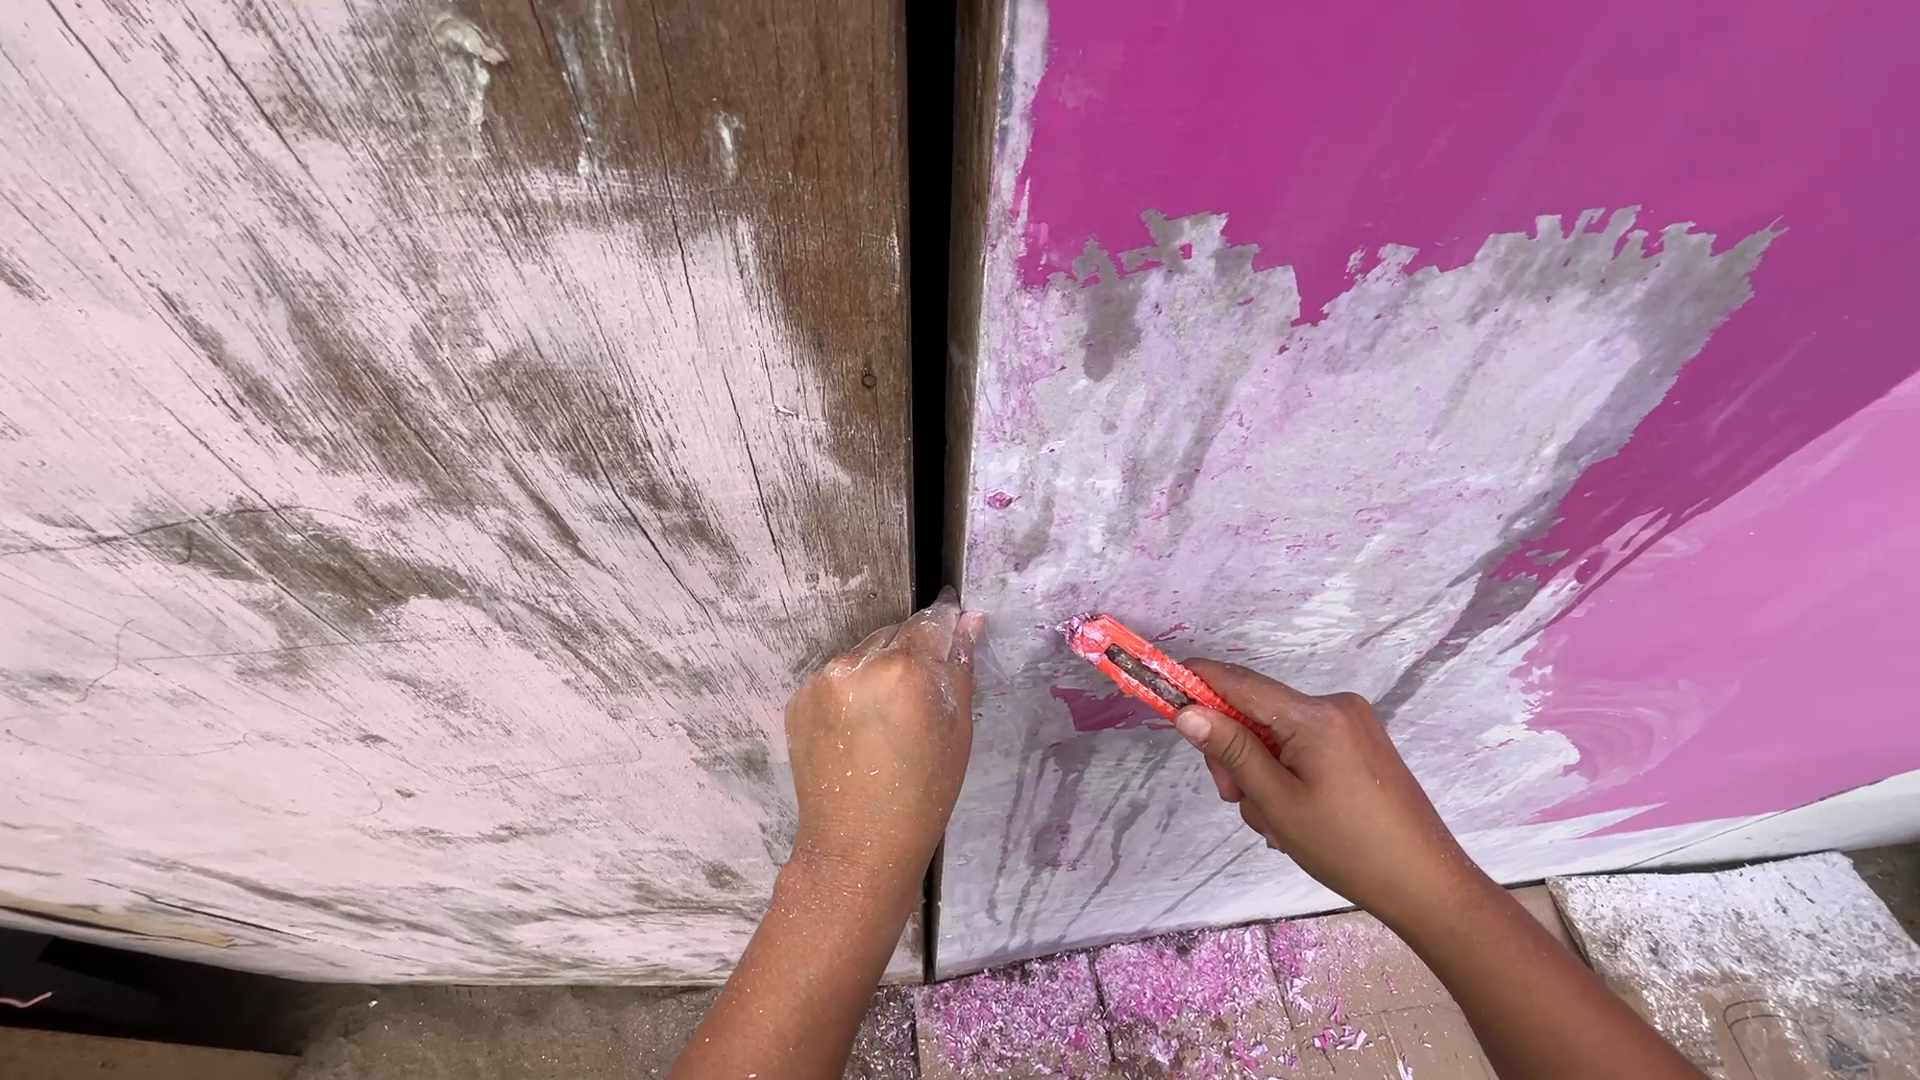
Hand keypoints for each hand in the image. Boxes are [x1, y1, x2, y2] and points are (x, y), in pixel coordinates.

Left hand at [784, 588, 985, 898]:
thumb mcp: (958, 730)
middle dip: (913, 650)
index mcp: (906, 669)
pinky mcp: (799, 699)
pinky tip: (860, 727)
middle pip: (896, 633)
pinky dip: (852, 689)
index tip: (955, 627)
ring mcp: (822, 680)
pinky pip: (836, 677)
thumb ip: (960, 668)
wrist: (856, 846)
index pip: (932, 622)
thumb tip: (969, 621)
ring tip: (889, 715)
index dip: (947, 623)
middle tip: (922, 693)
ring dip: (880, 668)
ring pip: (864, 652)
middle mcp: (858, 663)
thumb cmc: (923, 794)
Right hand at [1174, 659, 1483, 928]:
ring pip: (1276, 732)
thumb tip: (1186, 712)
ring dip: (1260, 769)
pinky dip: (1286, 771)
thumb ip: (1230, 750)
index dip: (1194, 682)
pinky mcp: (1361, 743)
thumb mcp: (1276, 802)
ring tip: (1274, 821)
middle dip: (1233, 750)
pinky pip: (1302, 743)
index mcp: (1314, 715)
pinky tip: (1296, 814)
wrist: (1430, 888)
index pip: (1237, 682)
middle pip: (1255, 710)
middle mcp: (1334, 706)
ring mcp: (1352, 723)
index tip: (1161, 690)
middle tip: (1234, 799)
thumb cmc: (1348, 848)